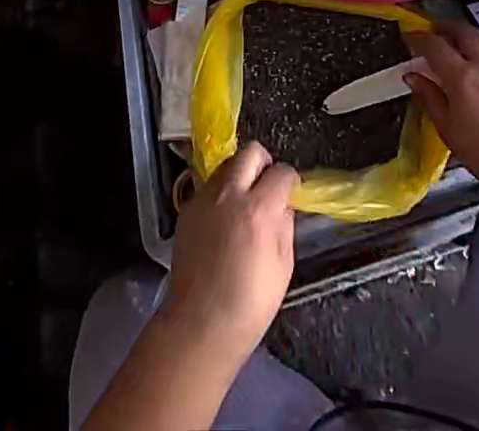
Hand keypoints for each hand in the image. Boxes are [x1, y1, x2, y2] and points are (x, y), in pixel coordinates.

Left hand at [161, 142, 298, 361]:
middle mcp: (229, 195)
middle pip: (250, 152)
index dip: (291, 181)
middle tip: (267, 187)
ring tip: (244, 202)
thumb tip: (283, 203)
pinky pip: (209, 187)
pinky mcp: (187, 210)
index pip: (282, 172)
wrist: (199, 325)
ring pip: (227, 165)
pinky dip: (221, 193)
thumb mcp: (283, 264)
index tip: (291, 192)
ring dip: (241, 175)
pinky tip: (224, 220)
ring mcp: (204, 200)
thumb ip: (285, 224)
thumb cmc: (250, 303)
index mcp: (258, 209)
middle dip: (264, 164)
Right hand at [405, 24, 478, 202]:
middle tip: (435, 31)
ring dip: (472, 34)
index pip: (436, 46)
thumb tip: (413, 76)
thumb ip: (430, 98)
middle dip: (447, 27)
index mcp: (463, 77)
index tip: (411, 36)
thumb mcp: (449, 130)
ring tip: (463, 42)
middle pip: (465, 32)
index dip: (420, 38)